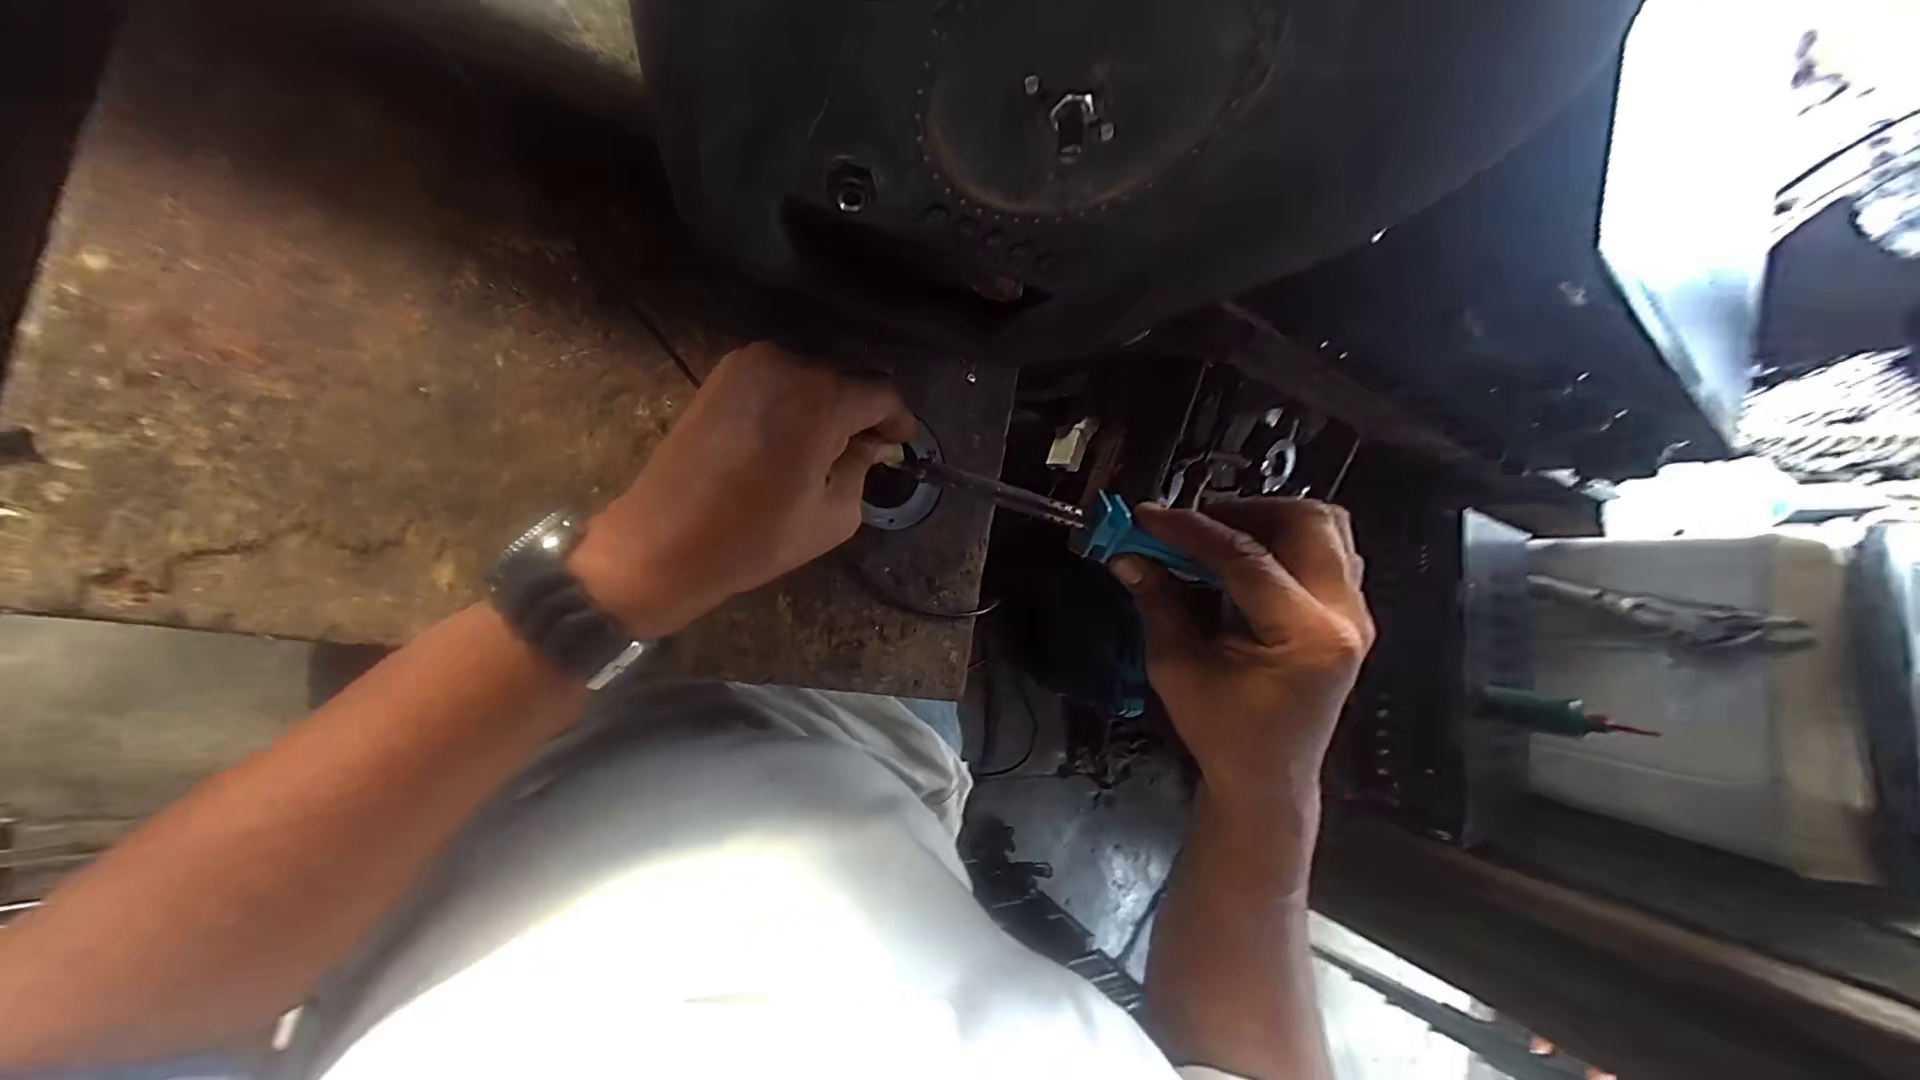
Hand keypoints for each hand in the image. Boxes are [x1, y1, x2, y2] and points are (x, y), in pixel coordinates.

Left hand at [569, 342, 914, 635]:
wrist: (664, 540)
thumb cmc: (756, 538)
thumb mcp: (834, 514)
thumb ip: (862, 466)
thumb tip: (870, 443)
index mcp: (822, 399)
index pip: (882, 392)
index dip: (899, 418)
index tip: (901, 443)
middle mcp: (788, 364)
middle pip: (850, 372)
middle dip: (867, 406)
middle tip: (871, 444)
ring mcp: (749, 363)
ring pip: (815, 370)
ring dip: (833, 399)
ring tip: (833, 441)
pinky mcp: (722, 373)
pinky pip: (781, 374)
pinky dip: (799, 396)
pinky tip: (797, 431)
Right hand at [1111, 499, 1374, 819]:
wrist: (1266, 778)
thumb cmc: (1225, 734)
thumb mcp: (1178, 667)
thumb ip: (1157, 601)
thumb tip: (1129, 557)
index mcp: (1306, 636)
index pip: (1245, 556)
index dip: (1189, 530)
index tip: (1149, 517)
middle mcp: (1344, 617)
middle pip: (1307, 521)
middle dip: (1242, 510)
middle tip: (1192, 523)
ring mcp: (1353, 614)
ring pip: (1324, 529)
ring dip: (1266, 521)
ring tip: (1215, 536)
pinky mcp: (1345, 615)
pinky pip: (1325, 552)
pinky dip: (1281, 542)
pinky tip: (1242, 560)